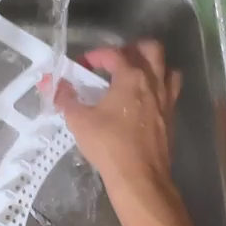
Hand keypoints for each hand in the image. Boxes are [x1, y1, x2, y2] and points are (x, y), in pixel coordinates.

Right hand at [54, 40, 183, 209]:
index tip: (83, 65)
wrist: (139, 176)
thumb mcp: (78, 120)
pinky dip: (161, 87)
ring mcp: (166, 100)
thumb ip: (66, 99)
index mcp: (130, 77)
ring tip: (137, 75)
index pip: (114, 54)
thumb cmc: (108, 144)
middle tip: (117, 60)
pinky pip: (172, 91)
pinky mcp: (171, 117)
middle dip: (133, 49)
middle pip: (151, 50)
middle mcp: (152, 83)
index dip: (96, 55)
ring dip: (153, 65)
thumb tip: (53, 84)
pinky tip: (146, 99)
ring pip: (167, 68)